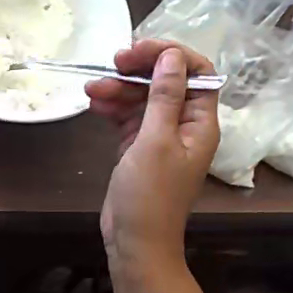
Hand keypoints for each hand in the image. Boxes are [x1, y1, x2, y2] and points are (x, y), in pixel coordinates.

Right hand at [86, 40, 219, 265]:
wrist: (135, 242)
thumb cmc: (149, 195)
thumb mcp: (156, 141)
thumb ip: (164, 96)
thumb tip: (172, 57)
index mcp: (200, 124)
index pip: (196, 73)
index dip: (170, 55)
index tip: (139, 50)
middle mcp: (184, 127)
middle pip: (166, 84)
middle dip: (140, 71)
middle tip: (112, 62)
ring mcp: (160, 140)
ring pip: (143, 101)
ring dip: (119, 91)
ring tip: (91, 88)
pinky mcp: (138, 151)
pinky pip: (128, 120)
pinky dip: (113, 110)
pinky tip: (93, 104)